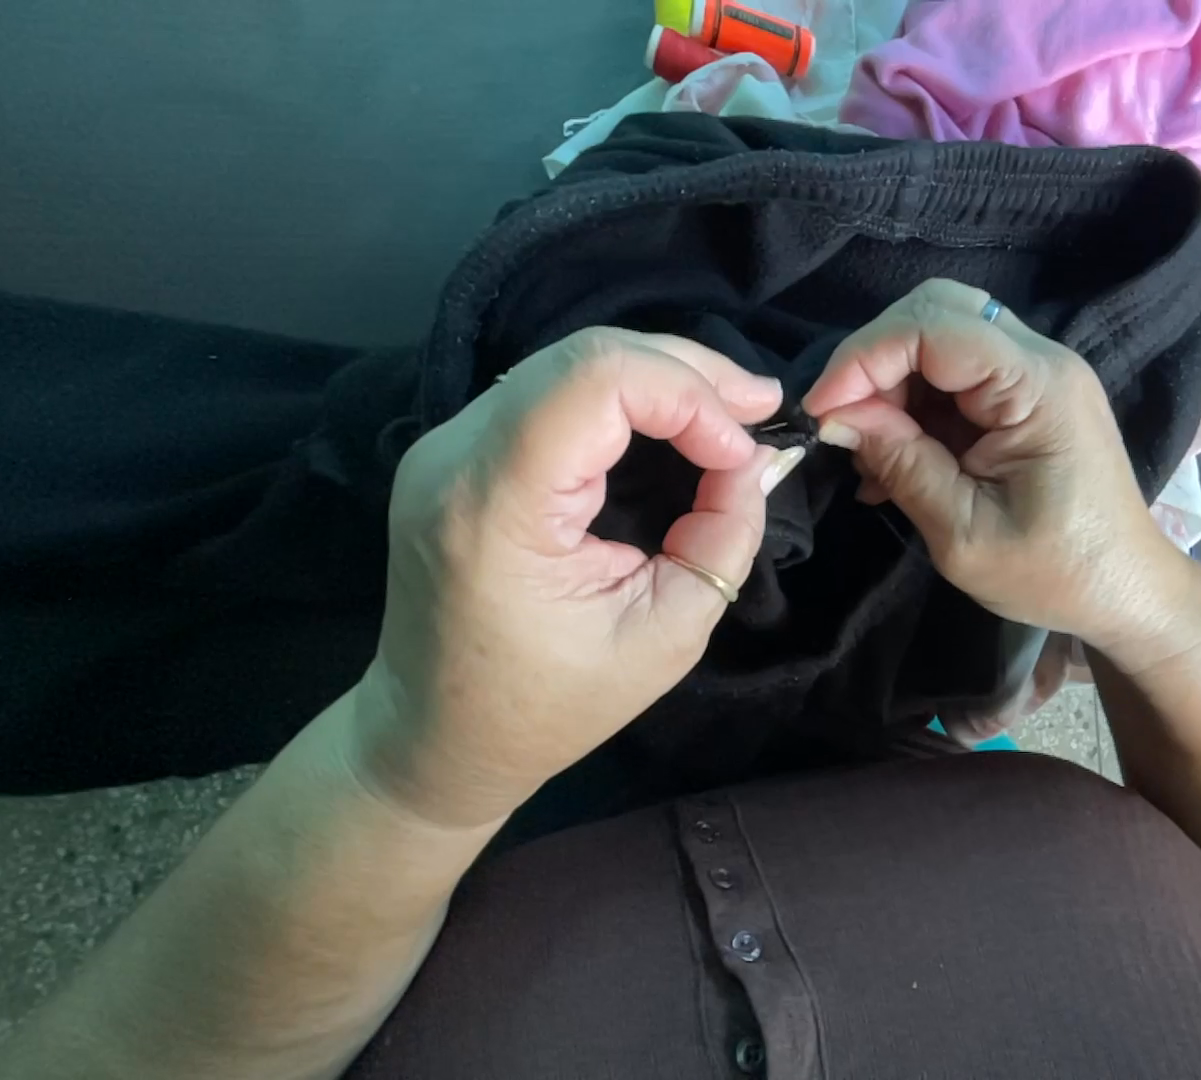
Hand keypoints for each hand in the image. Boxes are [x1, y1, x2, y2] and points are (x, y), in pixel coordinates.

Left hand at [345, 328, 802, 828]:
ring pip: (579, 363)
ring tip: (737, 411)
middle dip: (693, 373)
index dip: (689, 397)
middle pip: (589, 355)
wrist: (436, 734)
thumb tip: (753, 462)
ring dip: (669, 378)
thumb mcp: (668, 636)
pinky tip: (683, 421)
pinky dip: (638, 398)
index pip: (596, 380)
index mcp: (495, 505)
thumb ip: (724, 539)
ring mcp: (453, 444)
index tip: (741, 456)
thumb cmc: (551, 705)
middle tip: (763, 407)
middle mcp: (458, 453)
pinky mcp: (470, 450)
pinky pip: (566, 393)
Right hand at [802, 279, 1189, 657]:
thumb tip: (836, 416)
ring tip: (870, 451)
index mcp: (1038, 387)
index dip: (864, 358)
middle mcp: (1043, 361)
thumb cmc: (1056, 574)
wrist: (1124, 592)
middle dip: (875, 362)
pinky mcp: (1028, 398)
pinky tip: (896, 458)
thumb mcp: (965, 534)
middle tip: (845, 425)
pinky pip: (957, 376)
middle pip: (938, 312)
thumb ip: (902, 465)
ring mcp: (1038, 375)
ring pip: (942, 338)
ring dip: (892, 385)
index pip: (934, 327)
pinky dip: (915, 406)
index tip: (820, 410)